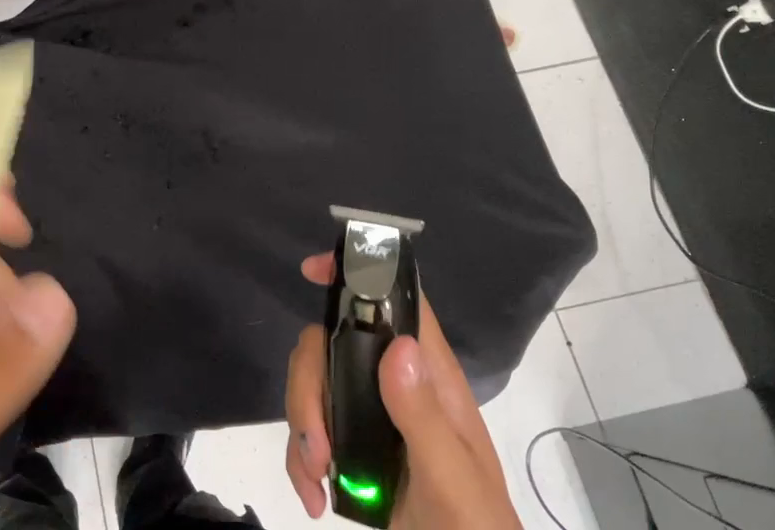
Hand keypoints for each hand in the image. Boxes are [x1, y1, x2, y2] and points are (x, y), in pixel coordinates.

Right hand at [285, 254, 520, 529]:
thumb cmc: (475, 526)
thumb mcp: (453, 477)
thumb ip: (424, 415)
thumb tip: (396, 344)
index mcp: (430, 378)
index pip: (396, 303)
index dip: (359, 273)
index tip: (313, 270)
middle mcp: (395, 385)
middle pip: (330, 344)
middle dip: (308, 390)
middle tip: (318, 447)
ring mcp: (370, 415)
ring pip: (311, 385)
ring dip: (300, 430)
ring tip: (316, 480)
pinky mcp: (350, 447)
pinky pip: (307, 431)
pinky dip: (299, 460)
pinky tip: (314, 497)